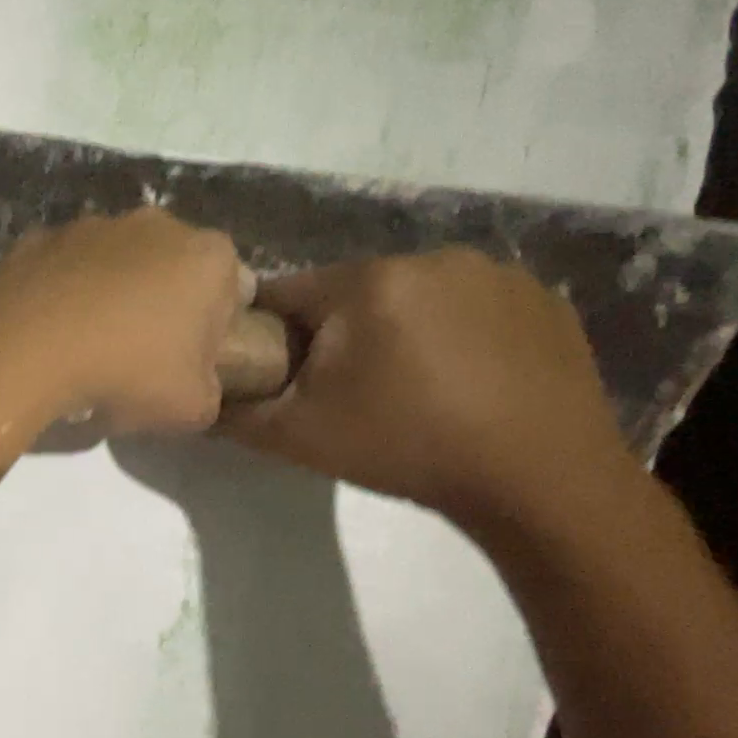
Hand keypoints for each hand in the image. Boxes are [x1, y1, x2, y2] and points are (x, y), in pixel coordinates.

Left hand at [0, 208, 244, 433]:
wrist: (23, 355)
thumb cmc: (122, 374)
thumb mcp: (192, 408)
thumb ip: (210, 389)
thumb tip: (196, 382)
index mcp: (209, 256)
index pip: (232, 289)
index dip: (213, 326)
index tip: (185, 359)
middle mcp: (155, 224)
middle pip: (169, 266)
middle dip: (158, 301)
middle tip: (132, 352)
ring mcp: (89, 225)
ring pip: (110, 259)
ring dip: (104, 290)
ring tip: (79, 341)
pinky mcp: (36, 239)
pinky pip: (57, 266)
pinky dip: (55, 289)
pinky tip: (42, 327)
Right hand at [221, 248, 636, 523]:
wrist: (538, 479)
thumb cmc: (404, 448)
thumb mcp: (294, 437)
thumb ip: (231, 413)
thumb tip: (196, 398)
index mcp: (367, 282)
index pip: (284, 294)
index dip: (268, 335)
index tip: (275, 376)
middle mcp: (431, 258)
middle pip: (348, 293)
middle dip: (334, 334)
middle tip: (340, 392)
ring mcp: (496, 274)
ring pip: (408, 297)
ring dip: (392, 331)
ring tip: (403, 388)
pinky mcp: (542, 300)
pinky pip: (466, 307)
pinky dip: (450, 335)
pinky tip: (458, 383)